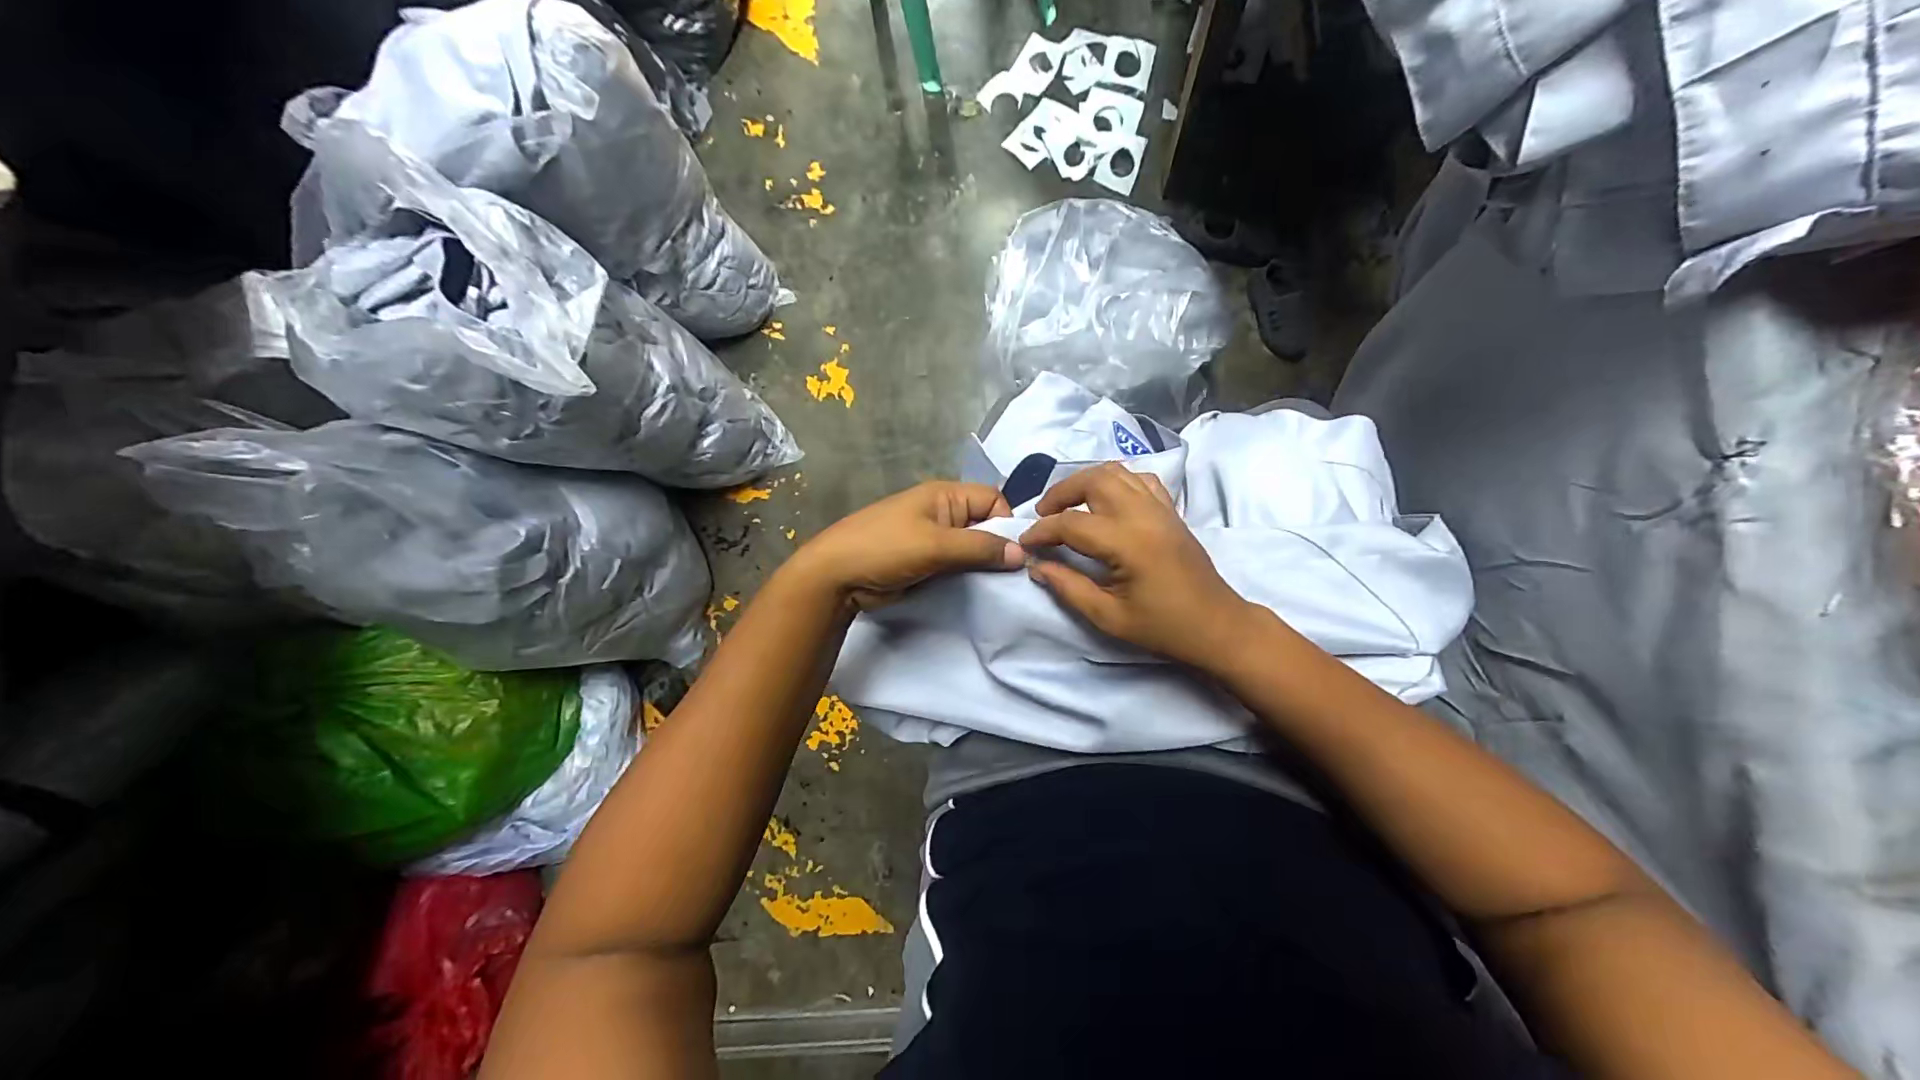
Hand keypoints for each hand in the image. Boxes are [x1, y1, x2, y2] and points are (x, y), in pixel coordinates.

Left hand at [783, 481, 1024, 611]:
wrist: (836, 576)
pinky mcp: (927, 565)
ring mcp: (934, 541)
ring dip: (985, 566)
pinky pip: (958, 568)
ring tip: (1003, 588)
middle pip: (985, 526)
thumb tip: (1021, 553)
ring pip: (973, 550)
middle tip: (1017, 576)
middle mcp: (943, 514)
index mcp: (945, 496)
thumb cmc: (885, 548)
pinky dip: (969, 578)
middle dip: (999, 547)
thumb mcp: (935, 544)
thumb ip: (979, 548)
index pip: (993, 500)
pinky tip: (982, 594)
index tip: (1019, 552)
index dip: (1008, 523)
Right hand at [1018, 463, 1257, 668]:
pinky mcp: (1171, 510)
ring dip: (1086, 482)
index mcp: (1127, 543)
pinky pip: (1139, 479)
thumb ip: (1068, 587)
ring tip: (1069, 505)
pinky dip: (1116, 483)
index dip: (1041, 531)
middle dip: (1060, 493)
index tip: (1025, 543)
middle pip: (1092, 480)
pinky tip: (1106, 503)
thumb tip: (1037, 565)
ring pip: (1115, 472)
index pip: (1071, 523)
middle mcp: (1143, 515)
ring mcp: (1160, 508)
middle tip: (1043, 516)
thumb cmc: (1162, 627)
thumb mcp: (1108, 617)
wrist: (1216, 626)